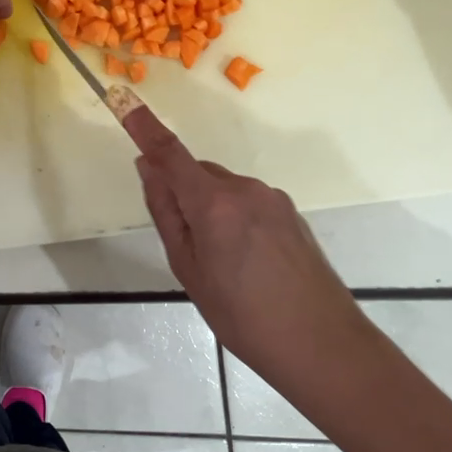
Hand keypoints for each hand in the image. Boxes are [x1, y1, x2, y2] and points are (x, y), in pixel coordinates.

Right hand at [127, 107, 369, 376]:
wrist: (326, 349)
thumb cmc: (244, 317)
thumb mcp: (188, 270)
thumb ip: (166, 214)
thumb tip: (149, 169)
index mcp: (213, 204)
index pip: (169, 154)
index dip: (144, 128)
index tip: (124, 102)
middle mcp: (245, 190)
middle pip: (197, 174)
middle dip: (184, 195)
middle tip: (189, 249)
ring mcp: (274, 200)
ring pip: (224, 191)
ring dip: (213, 212)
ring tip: (225, 267)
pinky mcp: (292, 215)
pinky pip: (248, 205)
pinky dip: (236, 221)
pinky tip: (250, 266)